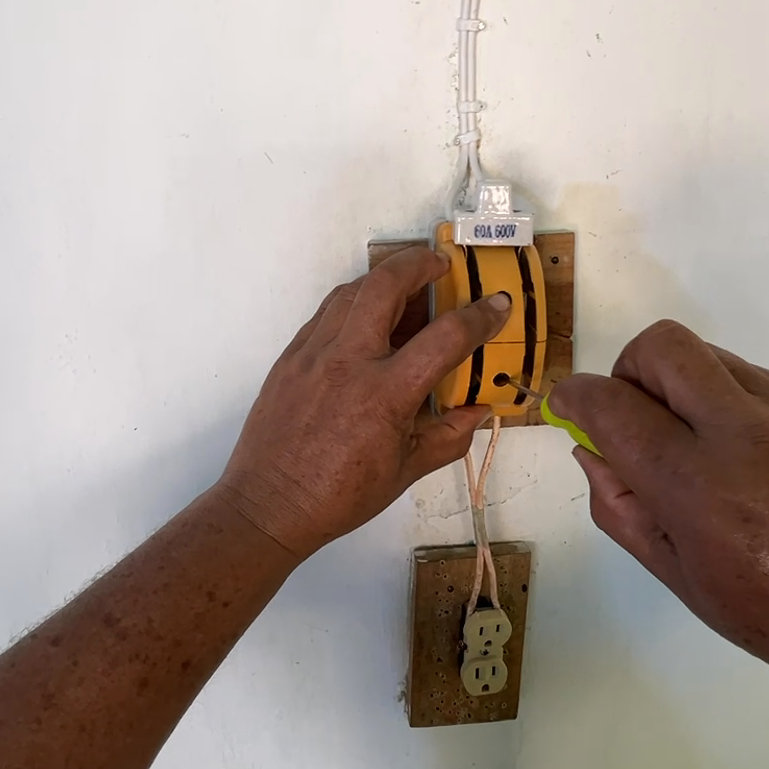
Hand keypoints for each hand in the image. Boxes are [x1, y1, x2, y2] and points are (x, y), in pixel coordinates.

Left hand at [216, 248, 512, 559]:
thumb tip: (479, 409)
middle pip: (385, 285)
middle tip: (440, 265)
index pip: (445, 338)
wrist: (269, 504)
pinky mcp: (290, 357)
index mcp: (384, 394)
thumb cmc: (340, 495)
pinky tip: (367, 319)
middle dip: (419, 263)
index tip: (498, 304)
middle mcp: (347, 362)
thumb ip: (449, 436)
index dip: (480, 316)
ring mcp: (313, 354)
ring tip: (406, 288)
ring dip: (383, 279)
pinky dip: (353, 303)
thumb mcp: (406, 471)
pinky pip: (326, 314)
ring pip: (351, 291)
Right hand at [551, 320, 768, 715]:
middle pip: (661, 347)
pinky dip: (719, 397)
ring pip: (705, 355)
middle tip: (635, 421)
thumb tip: (592, 449)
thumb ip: (620, 506)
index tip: (565, 408)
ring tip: (691, 444)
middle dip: (627, 371)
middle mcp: (743, 433)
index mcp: (699, 487)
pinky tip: (738, 454)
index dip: (573, 397)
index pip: (612, 406)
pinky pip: (747, 376)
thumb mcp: (679, 577)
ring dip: (676, 384)